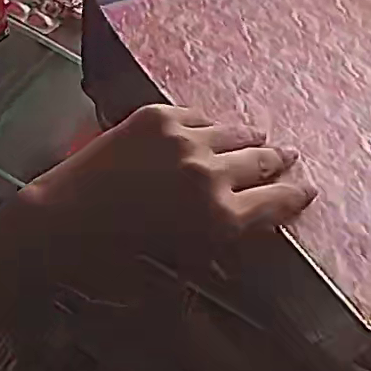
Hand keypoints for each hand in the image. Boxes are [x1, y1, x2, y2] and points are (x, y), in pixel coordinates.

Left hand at [26, 104, 314, 258]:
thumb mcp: (185, 256)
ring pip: (235, 132)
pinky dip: (207, 128)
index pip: (277, 201)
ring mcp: (184, 138)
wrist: (62, 218)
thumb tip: (251, 210)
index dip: (296, 194)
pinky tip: (209, 131)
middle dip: (280, 161)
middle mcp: (210, 175)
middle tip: (290, 156)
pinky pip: (199, 117)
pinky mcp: (159, 115)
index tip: (308, 187)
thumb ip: (225, 230)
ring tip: (259, 137)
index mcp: (220, 219)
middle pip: (263, 161)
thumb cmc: (120, 254)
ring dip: (249, 139)